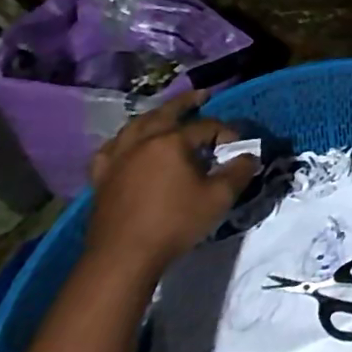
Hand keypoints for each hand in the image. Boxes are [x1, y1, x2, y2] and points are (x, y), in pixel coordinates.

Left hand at [85, 91, 255, 277]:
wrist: (123, 256)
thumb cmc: (175, 223)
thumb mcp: (220, 198)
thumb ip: (239, 171)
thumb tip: (250, 156)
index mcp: (172, 142)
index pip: (206, 126)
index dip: (227, 132)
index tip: (239, 148)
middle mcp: (143, 141)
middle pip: (167, 113)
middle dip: (187, 103)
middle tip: (202, 95)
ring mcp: (118, 158)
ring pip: (136, 126)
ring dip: (154, 116)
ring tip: (166, 114)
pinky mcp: (102, 177)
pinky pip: (111, 148)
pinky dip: (123, 140)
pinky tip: (126, 143)